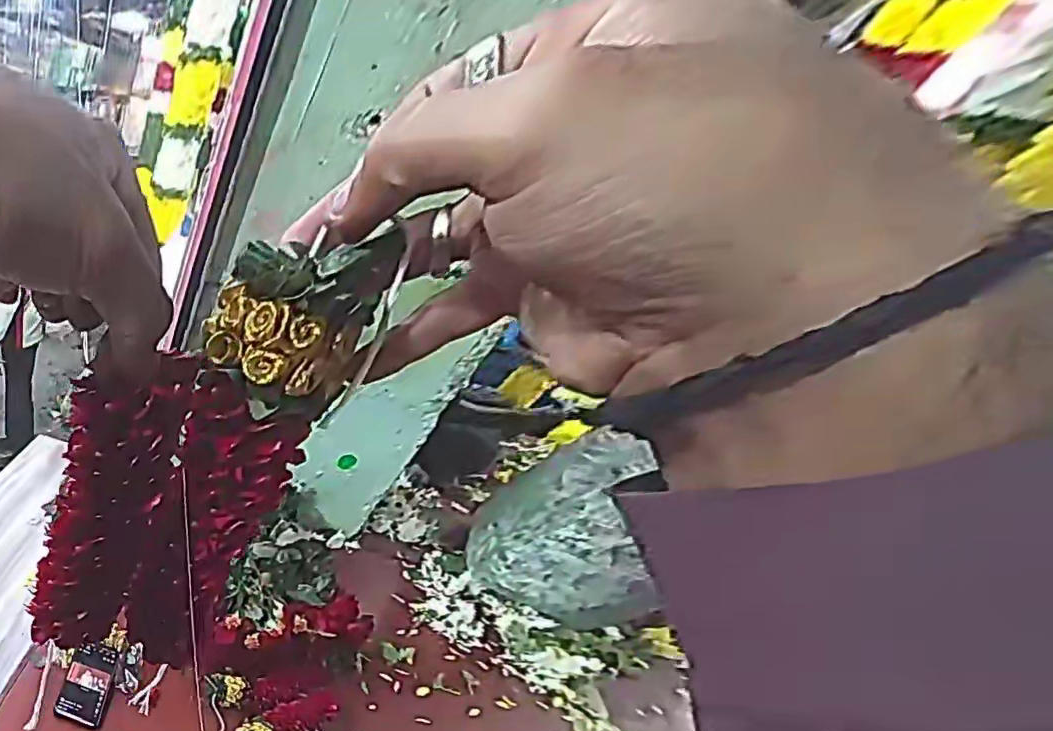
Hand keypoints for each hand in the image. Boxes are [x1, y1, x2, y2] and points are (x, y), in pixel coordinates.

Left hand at [0, 61, 169, 382]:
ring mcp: (4, 195)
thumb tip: (141, 367)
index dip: (143, 302)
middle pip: (98, 257)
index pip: (144, 245)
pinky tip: (7, 295)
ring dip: (57, 297)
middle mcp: (55, 170)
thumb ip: (141, 309)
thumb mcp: (107, 250)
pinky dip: (14, 290)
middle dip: (98, 299)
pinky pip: (7, 269)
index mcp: (101, 157)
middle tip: (85, 323)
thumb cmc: (17, 188)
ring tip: (46, 304)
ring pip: (52, 265)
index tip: (133, 353)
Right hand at [279, 35, 1010, 400]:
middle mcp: (572, 125)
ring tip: (316, 310)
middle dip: (364, 215)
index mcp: (595, 43)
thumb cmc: (659, 176)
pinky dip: (409, 331)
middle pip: (437, 166)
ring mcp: (554, 214)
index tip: (336, 208)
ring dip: (375, 276)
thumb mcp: (539, 116)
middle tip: (301, 261)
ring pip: (436, 240)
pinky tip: (362, 357)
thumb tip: (353, 192)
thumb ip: (423, 136)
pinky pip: (455, 305)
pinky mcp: (541, 288)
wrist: (759, 313)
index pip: (459, 85)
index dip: (389, 145)